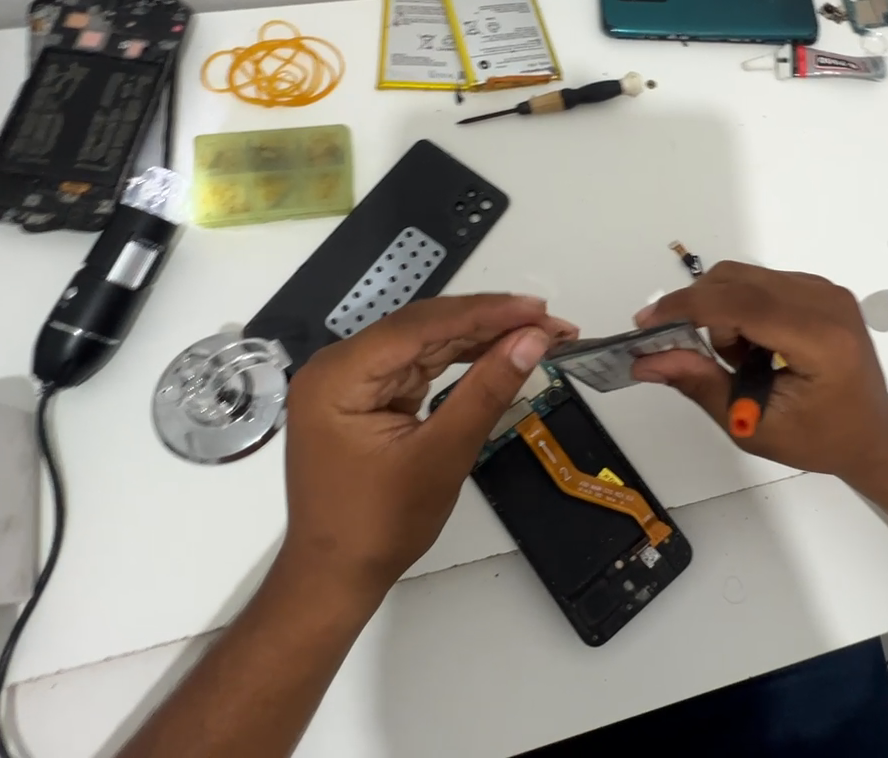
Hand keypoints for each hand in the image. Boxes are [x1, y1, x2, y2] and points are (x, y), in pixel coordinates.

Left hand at [270, 295, 576, 604]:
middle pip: (425, 326)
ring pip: (428, 340)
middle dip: (490, 321)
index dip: (486, 313)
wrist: (336, 577)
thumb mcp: (442, 456)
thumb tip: (533, 339)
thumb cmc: (381, 525)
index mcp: (341, 375)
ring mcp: (352, 377)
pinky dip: (463, 358)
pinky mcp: (368, 392)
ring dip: (482, 336)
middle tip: (551, 322)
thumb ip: (487, 390)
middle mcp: (339, 364)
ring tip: (538, 332)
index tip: (540, 310)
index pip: (422, 325)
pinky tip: (499, 350)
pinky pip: (421, 362)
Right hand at [630, 262, 887, 485]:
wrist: (873, 432)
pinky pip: (760, 282)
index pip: (741, 304)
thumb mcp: (753, 426)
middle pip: (737, 280)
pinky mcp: (820, 288)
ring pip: (744, 277)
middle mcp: (826, 302)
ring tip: (738, 359)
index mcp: (820, 340)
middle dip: (701, 312)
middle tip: (696, 355)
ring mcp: (826, 290)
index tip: (646, 323)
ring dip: (722, 312)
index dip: (687, 307)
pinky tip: (755, 347)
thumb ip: (700, 385)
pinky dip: (740, 308)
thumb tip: (647, 360)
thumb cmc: (819, 439)